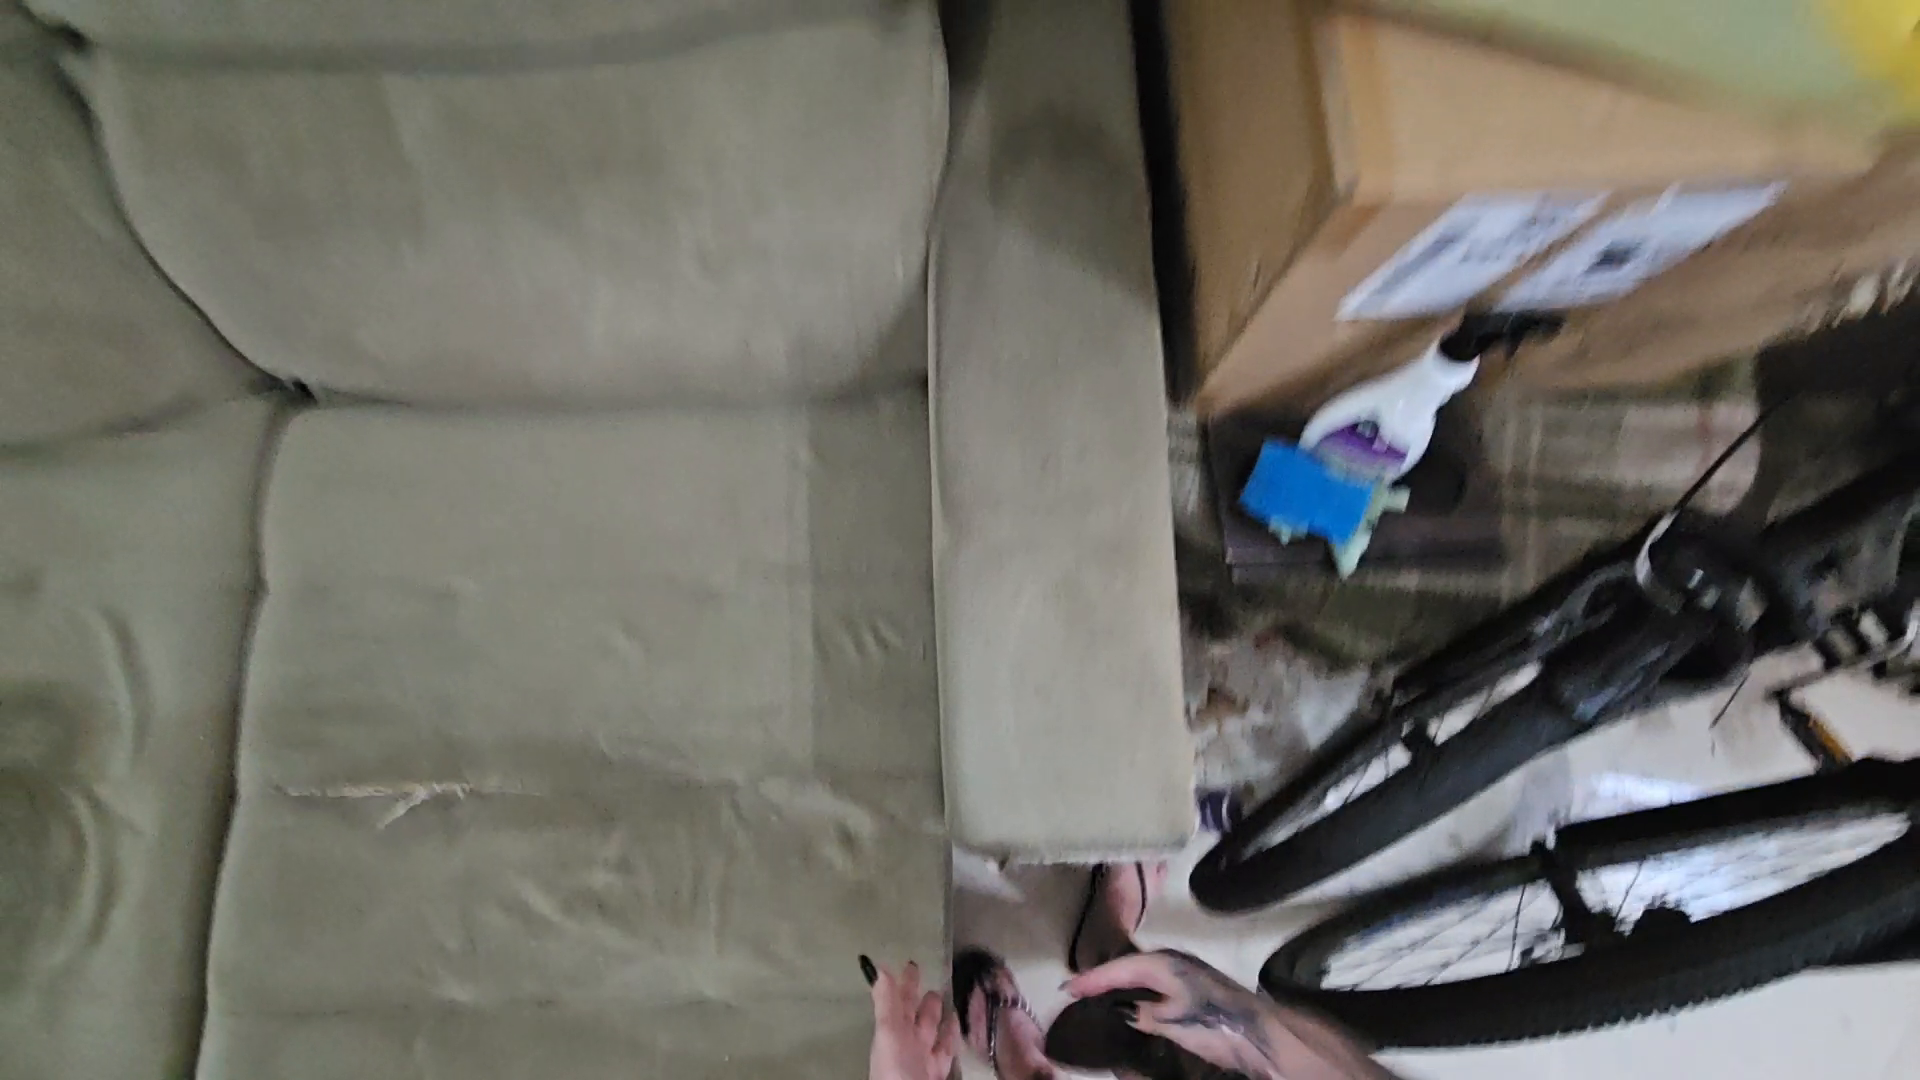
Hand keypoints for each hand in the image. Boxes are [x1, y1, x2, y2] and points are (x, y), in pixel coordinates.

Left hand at [868, 959, 960, 1079]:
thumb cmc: (897, 1073)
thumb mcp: (888, 1035)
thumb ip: (885, 1004)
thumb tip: (876, 966)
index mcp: (893, 1031)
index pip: (898, 1001)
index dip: (904, 983)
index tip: (911, 962)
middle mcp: (907, 1044)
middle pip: (914, 1015)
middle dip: (919, 997)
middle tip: (928, 976)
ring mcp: (922, 1060)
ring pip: (931, 1032)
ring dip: (937, 1015)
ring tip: (946, 997)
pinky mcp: (938, 1073)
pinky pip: (945, 1052)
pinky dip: (950, 1037)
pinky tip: (956, 1025)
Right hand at [1064, 950, 1391, 1079]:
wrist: (1265, 1033)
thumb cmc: (1218, 1024)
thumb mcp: (1176, 1021)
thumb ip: (1144, 1013)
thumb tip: (1118, 1009)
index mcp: (1162, 962)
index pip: (1117, 968)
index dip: (1092, 979)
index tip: (1067, 988)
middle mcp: (1170, 959)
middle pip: (1126, 964)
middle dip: (1101, 976)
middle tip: (1076, 991)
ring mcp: (1182, 970)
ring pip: (1139, 971)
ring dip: (1117, 982)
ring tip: (1095, 996)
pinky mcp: (1191, 984)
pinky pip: (1151, 980)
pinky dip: (1134, 988)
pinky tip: (1130, 1003)